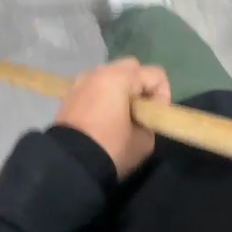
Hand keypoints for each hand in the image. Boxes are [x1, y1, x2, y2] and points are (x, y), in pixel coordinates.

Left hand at [54, 58, 171, 177]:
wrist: (69, 164)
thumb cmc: (111, 149)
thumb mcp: (145, 141)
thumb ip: (150, 121)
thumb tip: (143, 116)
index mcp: (120, 78)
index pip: (156, 74)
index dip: (162, 96)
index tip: (154, 117)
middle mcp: (99, 72)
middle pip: (131, 68)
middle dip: (141, 86)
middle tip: (140, 111)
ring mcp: (80, 81)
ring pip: (110, 74)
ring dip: (120, 89)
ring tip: (120, 115)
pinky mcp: (68, 94)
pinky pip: (94, 87)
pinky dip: (102, 95)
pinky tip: (102, 117)